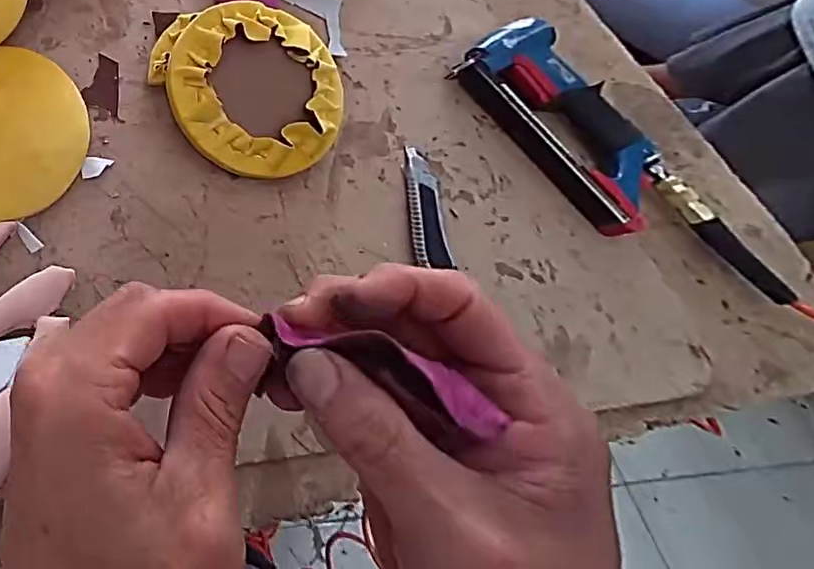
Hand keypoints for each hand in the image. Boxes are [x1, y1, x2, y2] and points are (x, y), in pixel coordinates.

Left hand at [2, 283, 273, 568]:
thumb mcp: (193, 502)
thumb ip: (218, 403)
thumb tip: (244, 339)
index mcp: (71, 391)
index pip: (151, 308)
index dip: (212, 311)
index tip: (256, 331)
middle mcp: (44, 379)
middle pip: (133, 310)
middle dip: (195, 323)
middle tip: (246, 354)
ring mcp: (40, 396)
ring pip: (120, 328)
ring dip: (176, 341)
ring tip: (225, 373)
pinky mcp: (46, 416)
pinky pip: (103, 358)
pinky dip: (149, 361)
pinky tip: (185, 386)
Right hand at [270, 265, 615, 568]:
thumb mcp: (454, 526)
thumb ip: (383, 441)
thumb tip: (311, 363)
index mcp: (529, 401)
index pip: (462, 309)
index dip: (400, 288)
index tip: (340, 297)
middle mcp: (486, 397)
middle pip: (414, 324)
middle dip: (350, 311)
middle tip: (296, 319)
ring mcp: (444, 423)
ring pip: (382, 355)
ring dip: (329, 343)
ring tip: (284, 344)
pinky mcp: (411, 450)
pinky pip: (364, 398)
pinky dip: (325, 385)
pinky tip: (292, 383)